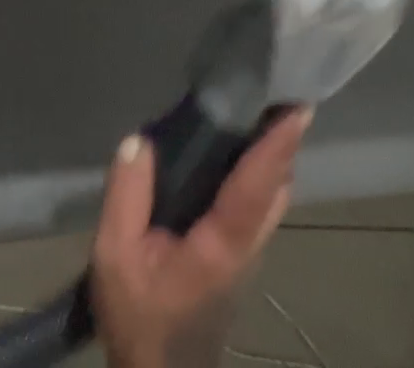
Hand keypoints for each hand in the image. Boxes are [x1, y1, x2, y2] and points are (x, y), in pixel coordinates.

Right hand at [92, 110, 312, 367]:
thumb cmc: (138, 315)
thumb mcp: (116, 256)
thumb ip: (127, 196)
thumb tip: (139, 141)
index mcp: (221, 245)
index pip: (254, 188)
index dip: (276, 147)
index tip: (297, 109)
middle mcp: (246, 247)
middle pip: (276, 190)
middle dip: (283, 145)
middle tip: (278, 98)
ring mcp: (246, 256)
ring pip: (271, 200)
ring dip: (272, 159)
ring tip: (259, 115)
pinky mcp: (236, 259)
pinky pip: (255, 207)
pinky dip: (255, 175)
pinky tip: (230, 157)